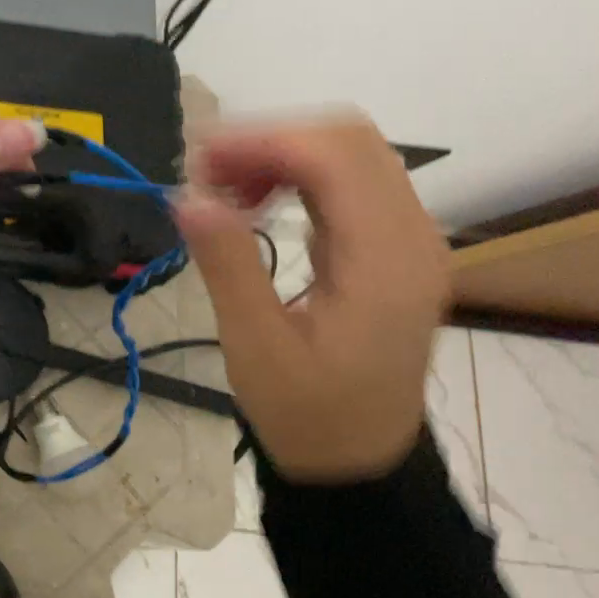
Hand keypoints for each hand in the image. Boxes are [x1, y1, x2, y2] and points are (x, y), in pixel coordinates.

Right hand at [173, 116, 449, 483]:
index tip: (195, 162)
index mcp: (386, 258)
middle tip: (201, 175)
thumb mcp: (256, 345)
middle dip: (268, 140)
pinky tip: (250, 205)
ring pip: (349, 155)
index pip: (336, 156)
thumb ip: (227, 265)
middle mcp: (411, 235)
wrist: (358, 457)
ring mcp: (406, 240)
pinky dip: (294, 177)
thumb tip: (187, 197)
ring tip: (218, 190)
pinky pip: (347, 184)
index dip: (263, 140)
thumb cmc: (306, 411)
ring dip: (279, 155)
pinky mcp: (389, 248)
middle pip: (349, 140)